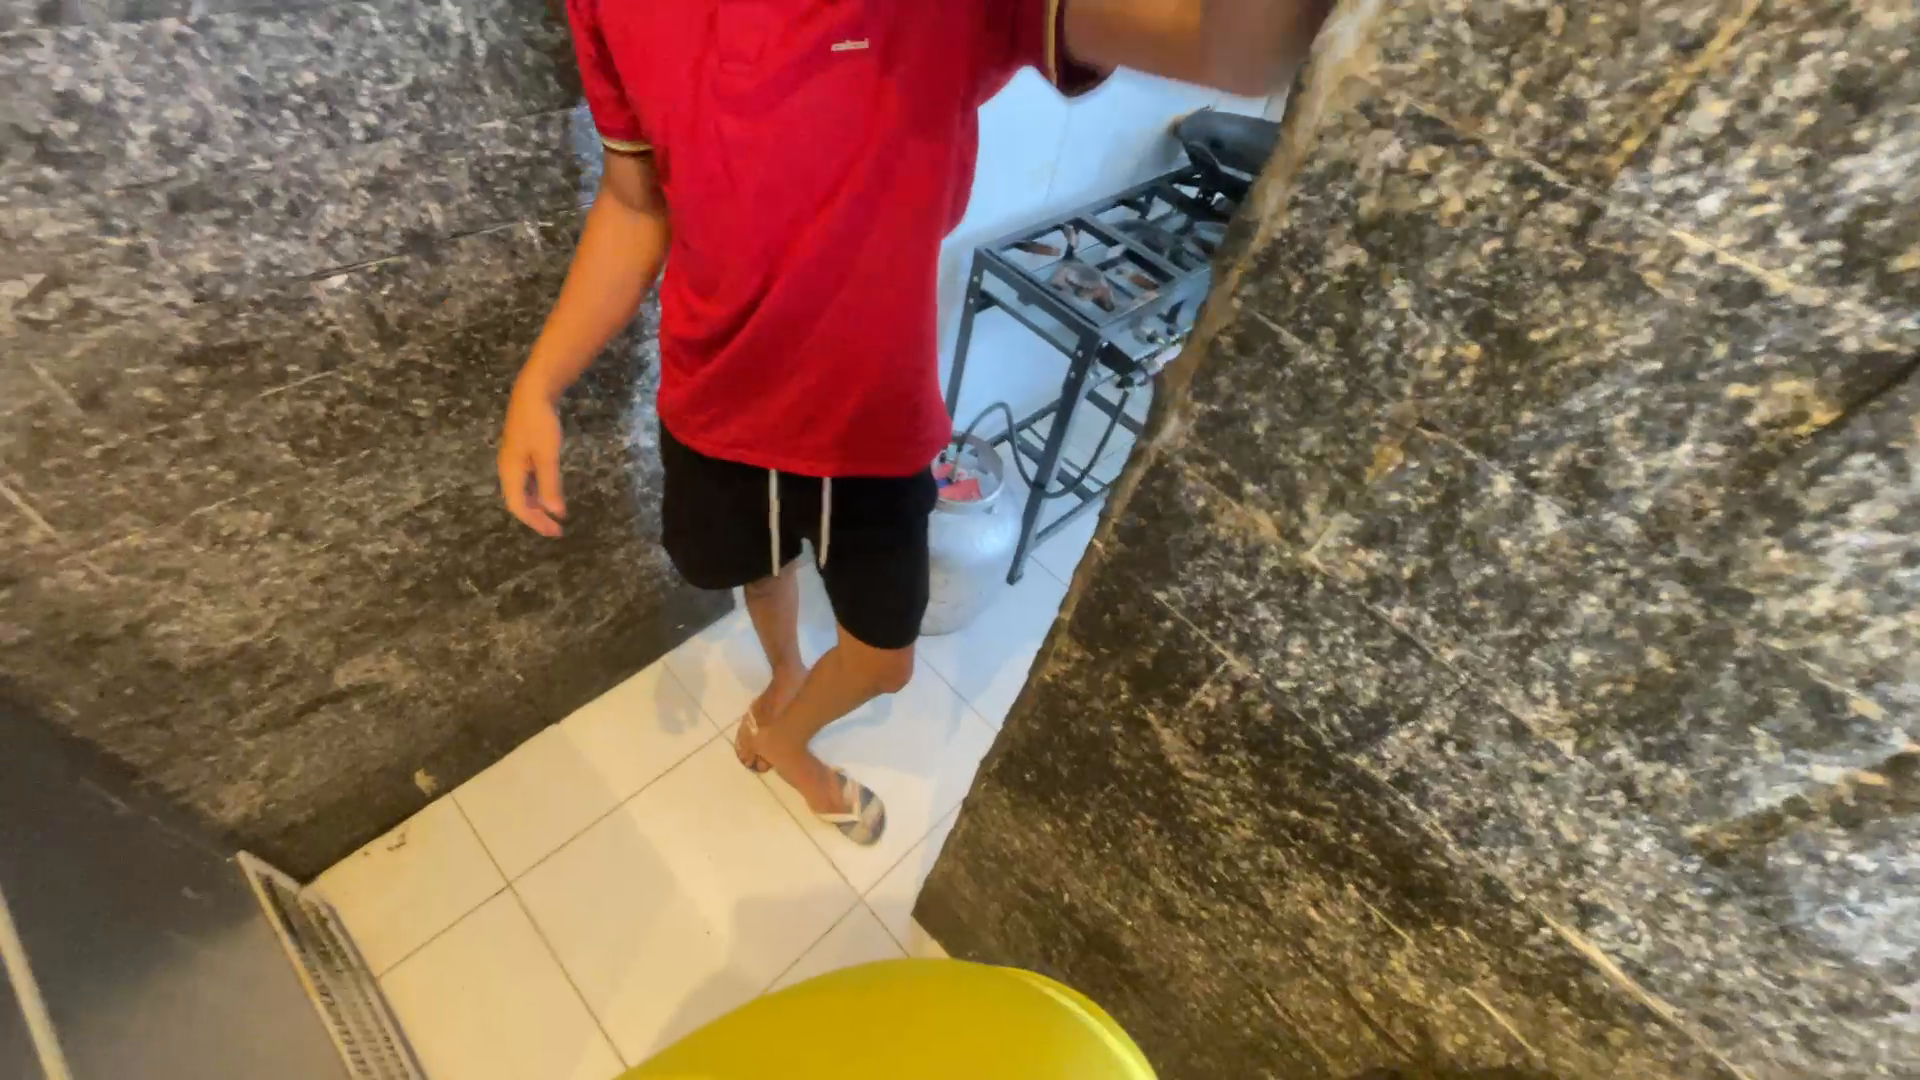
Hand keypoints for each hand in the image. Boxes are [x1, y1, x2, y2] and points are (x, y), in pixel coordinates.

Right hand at [498, 382, 566, 536]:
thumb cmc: (539, 424)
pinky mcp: (522, 452)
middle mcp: (508, 468)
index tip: (555, 531)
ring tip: (553, 517)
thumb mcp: (547, 456)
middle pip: (518, 500)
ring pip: (522, 491)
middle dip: (536, 517)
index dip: (535, 522)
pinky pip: (526, 480)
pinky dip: (537, 492)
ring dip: (537, 506)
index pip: (518, 506)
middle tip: (557, 529)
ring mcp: (513, 459)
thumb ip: (550, 484)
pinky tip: (549, 494)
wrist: (533, 393)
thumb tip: (555, 513)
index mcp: (510, 471)